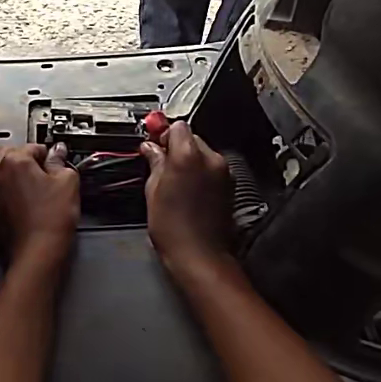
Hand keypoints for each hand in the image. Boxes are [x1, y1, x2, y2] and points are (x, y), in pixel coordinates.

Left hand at [0, 144, 79, 269]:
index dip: (48, 154)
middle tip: (44, 173)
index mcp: (14, 161)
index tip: (56, 162)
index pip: (33, 146)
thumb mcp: (67, 182)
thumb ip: (60, 161)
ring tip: (35, 189)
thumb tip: (58, 152)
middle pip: (10, 155)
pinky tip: (26, 203)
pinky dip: (8, 192)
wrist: (37, 254)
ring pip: (0, 173)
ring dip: (14, 175)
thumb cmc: (50, 221)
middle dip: (26, 160)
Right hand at [140, 122, 235, 275]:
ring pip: (202, 152)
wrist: (199, 255)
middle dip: (176, 147)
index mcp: (188, 156)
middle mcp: (210, 159)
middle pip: (191, 137)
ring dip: (189, 159)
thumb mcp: (153, 191)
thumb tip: (151, 148)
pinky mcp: (229, 184)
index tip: (155, 143)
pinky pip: (212, 167)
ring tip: (175, 181)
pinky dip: (201, 172)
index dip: (164, 134)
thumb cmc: (174, 230)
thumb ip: (154, 162)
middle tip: (161, 164)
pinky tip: (189, 190)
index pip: (178, 126)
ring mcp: (223, 171)